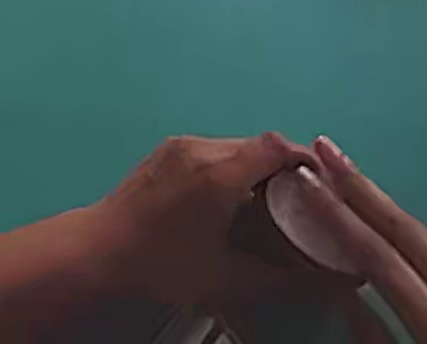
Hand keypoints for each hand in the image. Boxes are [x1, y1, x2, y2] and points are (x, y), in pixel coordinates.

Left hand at [82, 133, 318, 305]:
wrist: (102, 247)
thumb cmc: (161, 263)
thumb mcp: (226, 277)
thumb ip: (281, 278)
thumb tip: (325, 281)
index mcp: (218, 174)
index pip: (274, 146)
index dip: (305, 158)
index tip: (323, 179)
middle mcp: (201, 148)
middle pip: (257, 144)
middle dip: (284, 167)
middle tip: (302, 199)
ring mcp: (182, 144)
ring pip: (235, 144)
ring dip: (257, 165)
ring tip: (269, 202)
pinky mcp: (169, 148)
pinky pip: (213, 147)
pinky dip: (233, 164)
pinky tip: (232, 195)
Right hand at [297, 137, 426, 343]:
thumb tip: (351, 302)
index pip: (381, 257)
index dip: (337, 214)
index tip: (307, 179)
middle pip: (410, 233)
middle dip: (362, 187)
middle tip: (326, 147)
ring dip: (388, 207)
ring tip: (352, 177)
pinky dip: (417, 239)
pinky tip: (398, 228)